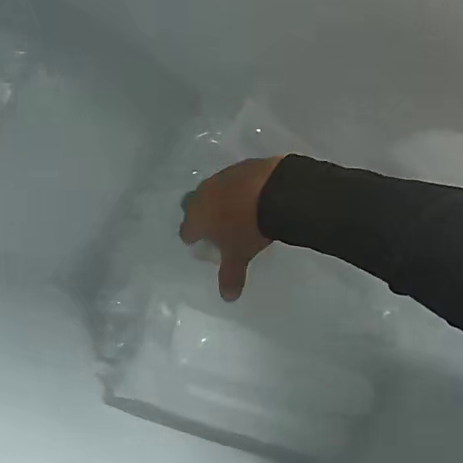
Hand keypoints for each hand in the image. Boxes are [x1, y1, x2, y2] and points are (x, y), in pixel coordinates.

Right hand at [179, 155, 284, 300]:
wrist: (275, 192)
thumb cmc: (248, 228)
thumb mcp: (240, 255)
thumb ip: (231, 276)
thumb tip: (228, 298)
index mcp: (197, 216)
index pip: (186, 230)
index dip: (192, 237)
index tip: (199, 242)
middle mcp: (204, 194)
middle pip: (194, 204)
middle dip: (201, 213)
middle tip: (215, 225)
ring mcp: (223, 176)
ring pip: (214, 189)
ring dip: (220, 199)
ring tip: (236, 210)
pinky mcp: (243, 165)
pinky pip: (235, 179)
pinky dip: (240, 187)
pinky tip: (253, 195)